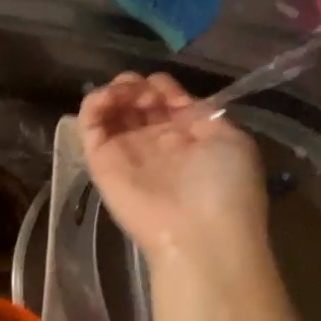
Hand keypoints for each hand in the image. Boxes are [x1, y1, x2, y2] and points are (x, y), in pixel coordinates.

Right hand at [78, 72, 265, 260]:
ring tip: (126, 95)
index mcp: (186, 135)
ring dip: (115, 90)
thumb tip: (175, 99)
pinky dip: (93, 102)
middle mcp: (154, 140)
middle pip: (134, 98)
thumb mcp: (233, 141)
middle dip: (136, 86)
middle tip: (144, 94)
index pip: (163, 98)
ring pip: (109, 106)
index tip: (165, 91)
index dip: (162, 86)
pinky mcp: (98, 158)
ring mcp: (125, 149)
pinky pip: (88, 123)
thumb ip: (203, 112)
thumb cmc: (224, 187)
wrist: (199, 234)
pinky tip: (109, 98)